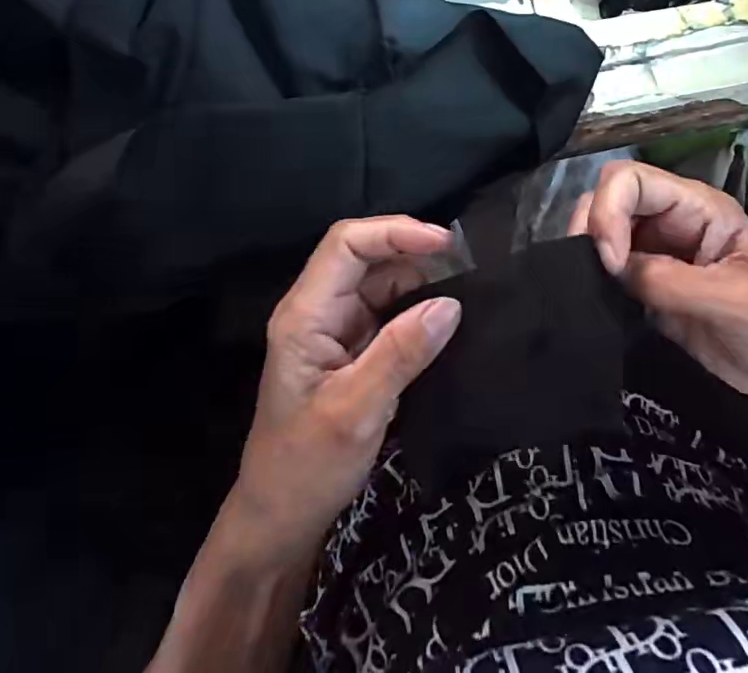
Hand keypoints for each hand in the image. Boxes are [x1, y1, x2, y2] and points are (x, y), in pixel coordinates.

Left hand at [229, 216, 462, 558]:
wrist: (281, 515)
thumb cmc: (307, 466)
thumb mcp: (357, 410)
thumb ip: (401, 353)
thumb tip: (451, 303)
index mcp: (305, 314)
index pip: (346, 244)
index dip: (394, 232)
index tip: (446, 244)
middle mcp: (317, 310)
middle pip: (363, 256)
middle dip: (411, 250)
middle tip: (466, 264)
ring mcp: (333, 329)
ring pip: (377, 282)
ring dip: (418, 277)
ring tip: (466, 285)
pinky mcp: (350, 349)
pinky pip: (385, 311)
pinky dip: (415, 306)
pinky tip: (445, 314)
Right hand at [572, 160, 747, 401]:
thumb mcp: (737, 301)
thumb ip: (672, 281)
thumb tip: (613, 268)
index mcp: (698, 208)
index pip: (632, 180)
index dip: (609, 208)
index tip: (611, 259)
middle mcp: (669, 220)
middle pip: (607, 197)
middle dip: (591, 228)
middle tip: (592, 273)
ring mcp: (654, 251)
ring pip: (599, 230)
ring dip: (586, 253)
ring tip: (590, 286)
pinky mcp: (643, 283)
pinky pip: (603, 268)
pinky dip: (591, 277)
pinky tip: (595, 298)